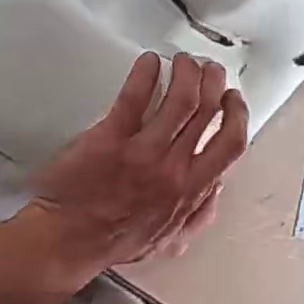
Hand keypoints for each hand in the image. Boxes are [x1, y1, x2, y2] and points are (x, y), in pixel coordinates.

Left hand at [21, 51, 249, 269]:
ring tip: (181, 62)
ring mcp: (142, 152)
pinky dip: (146, 74)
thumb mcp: (169, 241)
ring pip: (180, 99)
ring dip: (186, 72)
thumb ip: (198, 215)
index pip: (230, 143)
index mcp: (190, 190)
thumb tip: (216, 189)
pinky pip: (134, 97)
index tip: (231, 99)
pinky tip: (148, 63)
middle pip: (207, 110)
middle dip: (213, 82)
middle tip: (208, 70)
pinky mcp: (109, 139)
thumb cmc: (112, 241)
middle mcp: (173, 168)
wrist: (66, 241)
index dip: (236, 113)